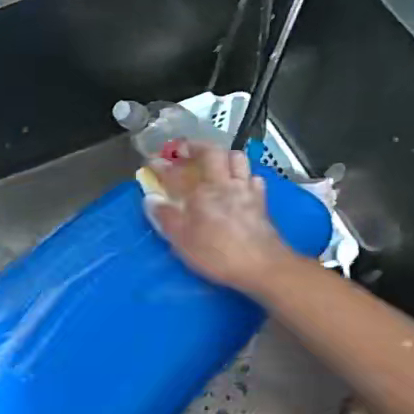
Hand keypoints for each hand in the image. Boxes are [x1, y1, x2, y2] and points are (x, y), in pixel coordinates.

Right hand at [145, 140, 292, 292]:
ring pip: (237, 158)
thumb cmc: (218, 254)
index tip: (152, 162)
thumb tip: (151, 199)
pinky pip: (253, 177)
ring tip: (212, 163)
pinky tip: (238, 185)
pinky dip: (243, 175)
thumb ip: (165, 217)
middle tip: (183, 151)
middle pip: (212, 152)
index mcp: (202, 192)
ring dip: (222, 156)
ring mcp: (247, 190)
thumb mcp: (182, 240)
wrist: (263, 266)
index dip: (162, 165)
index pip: (177, 172)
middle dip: (195, 147)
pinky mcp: (261, 201)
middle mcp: (225, 183)